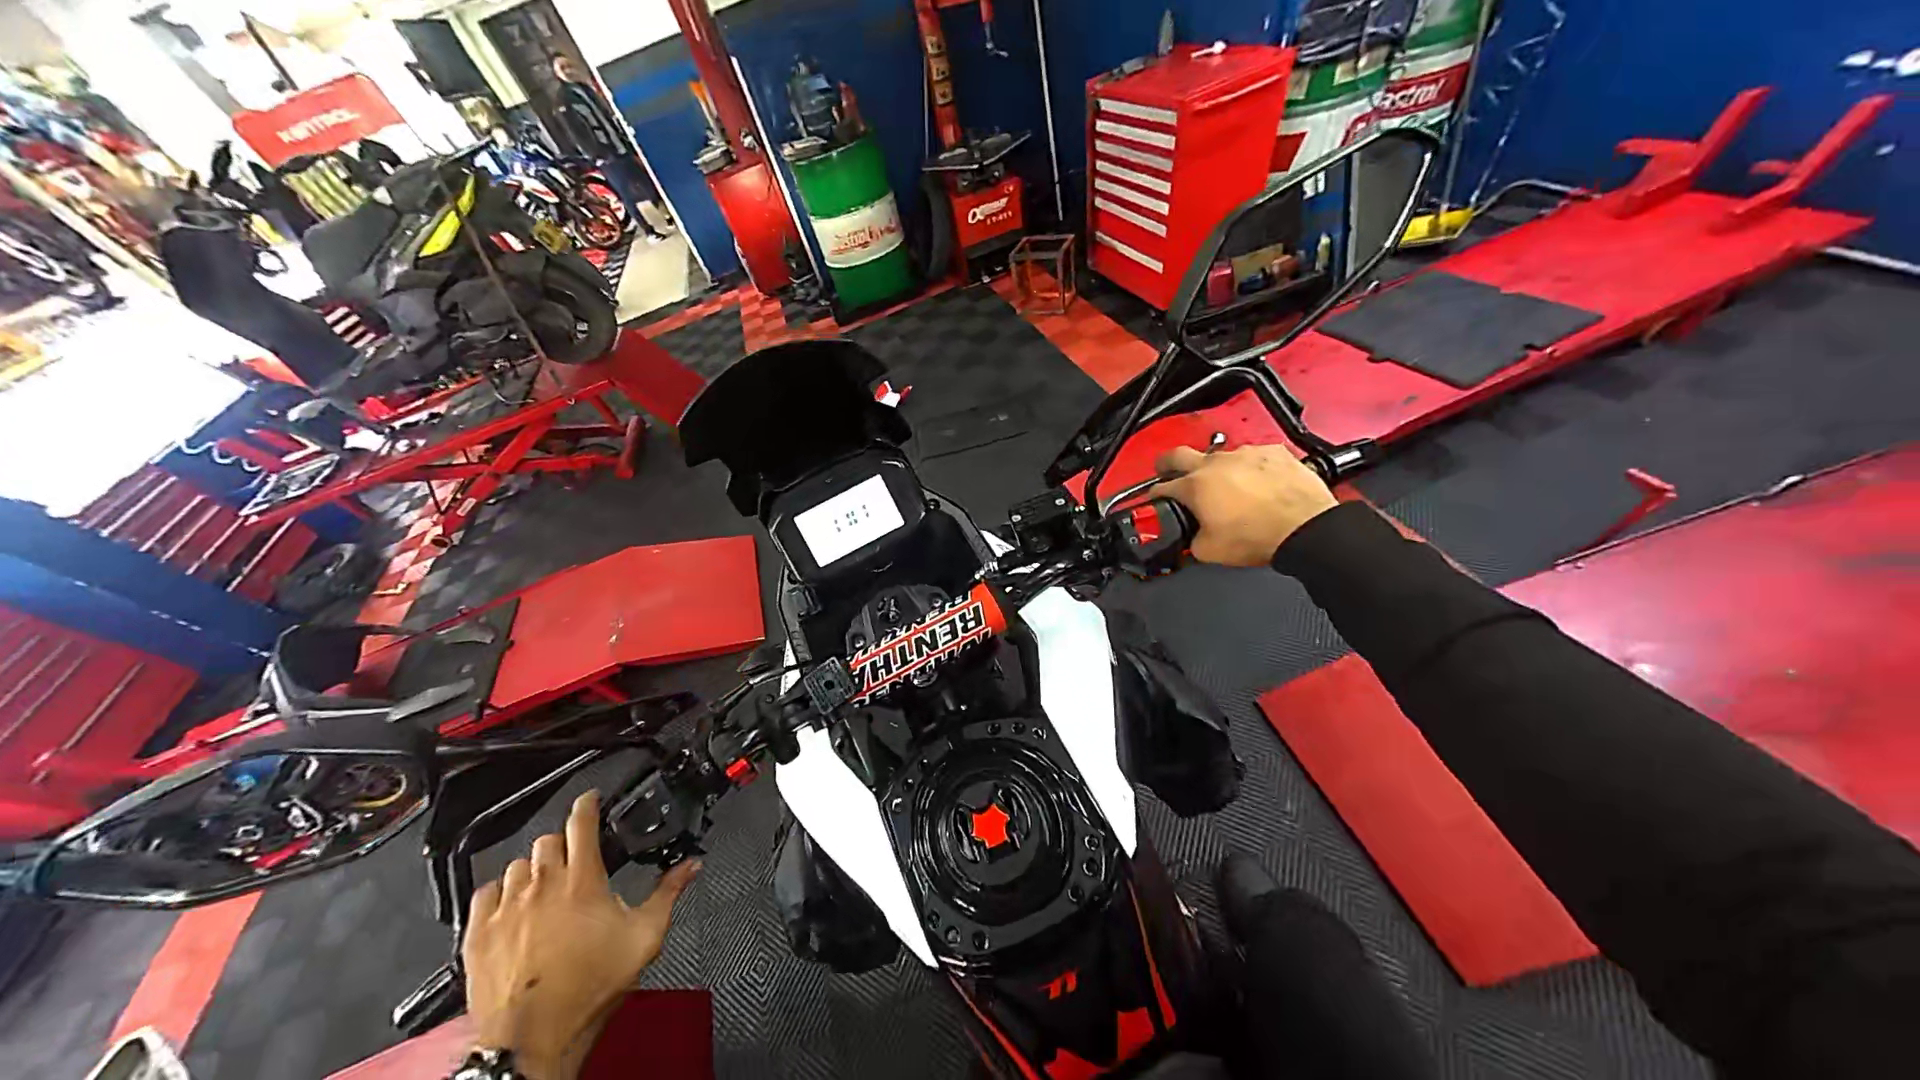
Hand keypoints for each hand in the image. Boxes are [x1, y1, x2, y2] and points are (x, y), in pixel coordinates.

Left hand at [462, 790, 699, 1079]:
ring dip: (533, 869)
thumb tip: (690, 867)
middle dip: (563, 843)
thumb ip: (669, 893)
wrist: (536, 1036)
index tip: (590, 799)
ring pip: (517, 864)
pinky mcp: (478, 933)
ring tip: (545, 888)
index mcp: (583, 880)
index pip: (581, 822)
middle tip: (574, 859)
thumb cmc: (589, 987)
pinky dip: (499, 892)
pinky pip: (484, 892)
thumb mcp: (645, 936)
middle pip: (548, 840)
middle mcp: (543, 885)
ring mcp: (507, 907)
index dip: (587, 803)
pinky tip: (513, 907)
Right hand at [1151, 444, 1338, 566]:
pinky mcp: (1273, 452)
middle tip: (1168, 472)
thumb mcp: (1210, 551)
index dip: (1154, 494)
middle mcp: (1217, 463)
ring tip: (1228, 487)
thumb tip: (1191, 538)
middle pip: (1178, 454)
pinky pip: (1254, 456)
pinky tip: (1258, 483)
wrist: (1305, 527)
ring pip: (1220, 455)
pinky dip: (1251, 468)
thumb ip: (1191, 540)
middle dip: (1167, 463)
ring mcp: (1246, 453)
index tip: (1156, 498)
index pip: (1162, 486)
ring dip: (1217, 469)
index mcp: (1195, 486)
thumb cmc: (1258, 537)